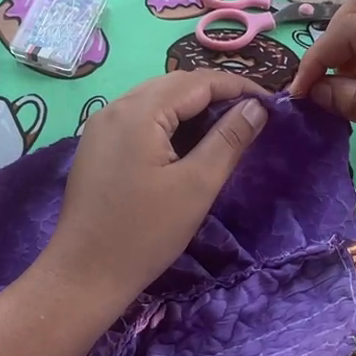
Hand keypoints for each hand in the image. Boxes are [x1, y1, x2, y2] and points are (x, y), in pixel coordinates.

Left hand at [40, 71, 270, 304]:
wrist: (84, 273)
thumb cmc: (145, 233)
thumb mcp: (196, 186)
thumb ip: (229, 140)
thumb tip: (257, 107)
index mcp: (139, 111)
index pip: (197, 81)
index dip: (237, 87)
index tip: (270, 102)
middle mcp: (115, 108)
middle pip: (174, 84)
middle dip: (215, 93)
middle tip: (252, 114)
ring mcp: (100, 126)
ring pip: (155, 99)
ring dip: (191, 106)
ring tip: (226, 126)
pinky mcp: (96, 146)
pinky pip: (139, 117)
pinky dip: (168, 120)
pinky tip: (187, 142)